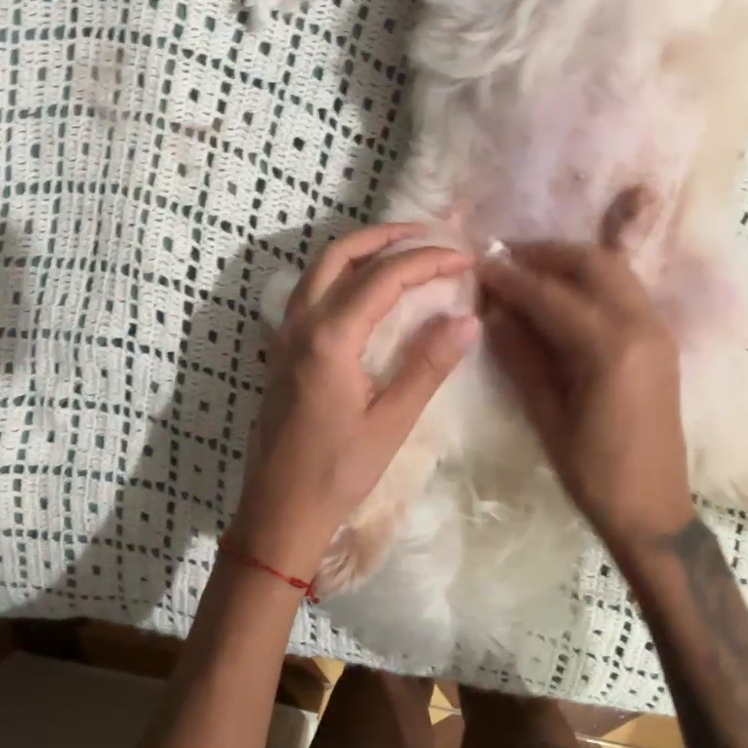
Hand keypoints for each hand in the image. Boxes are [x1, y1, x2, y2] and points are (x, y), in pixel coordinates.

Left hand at [231, 225, 479, 579]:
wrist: (279, 511)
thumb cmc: (337, 472)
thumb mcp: (391, 421)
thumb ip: (428, 365)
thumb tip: (468, 319)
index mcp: (329, 337)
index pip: (383, 277)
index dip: (427, 260)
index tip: (464, 258)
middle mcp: (299, 324)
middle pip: (340, 255)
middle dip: (386, 237)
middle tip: (429, 235)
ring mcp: (284, 337)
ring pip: (319, 271)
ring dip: (360, 252)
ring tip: (403, 253)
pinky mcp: (281, 353)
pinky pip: (310, 294)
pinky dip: (342, 277)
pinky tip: (368, 294)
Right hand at [477, 243, 694, 553]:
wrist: (654, 509)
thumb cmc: (593, 473)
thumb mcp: (547, 417)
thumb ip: (522, 357)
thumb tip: (494, 313)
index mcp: (611, 349)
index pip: (552, 295)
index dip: (511, 278)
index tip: (479, 266)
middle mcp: (642, 327)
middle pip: (593, 263)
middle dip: (545, 254)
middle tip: (504, 259)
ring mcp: (657, 331)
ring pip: (614, 271)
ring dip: (570, 263)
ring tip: (528, 272)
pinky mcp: (660, 342)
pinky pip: (625, 291)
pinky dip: (591, 282)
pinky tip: (560, 297)